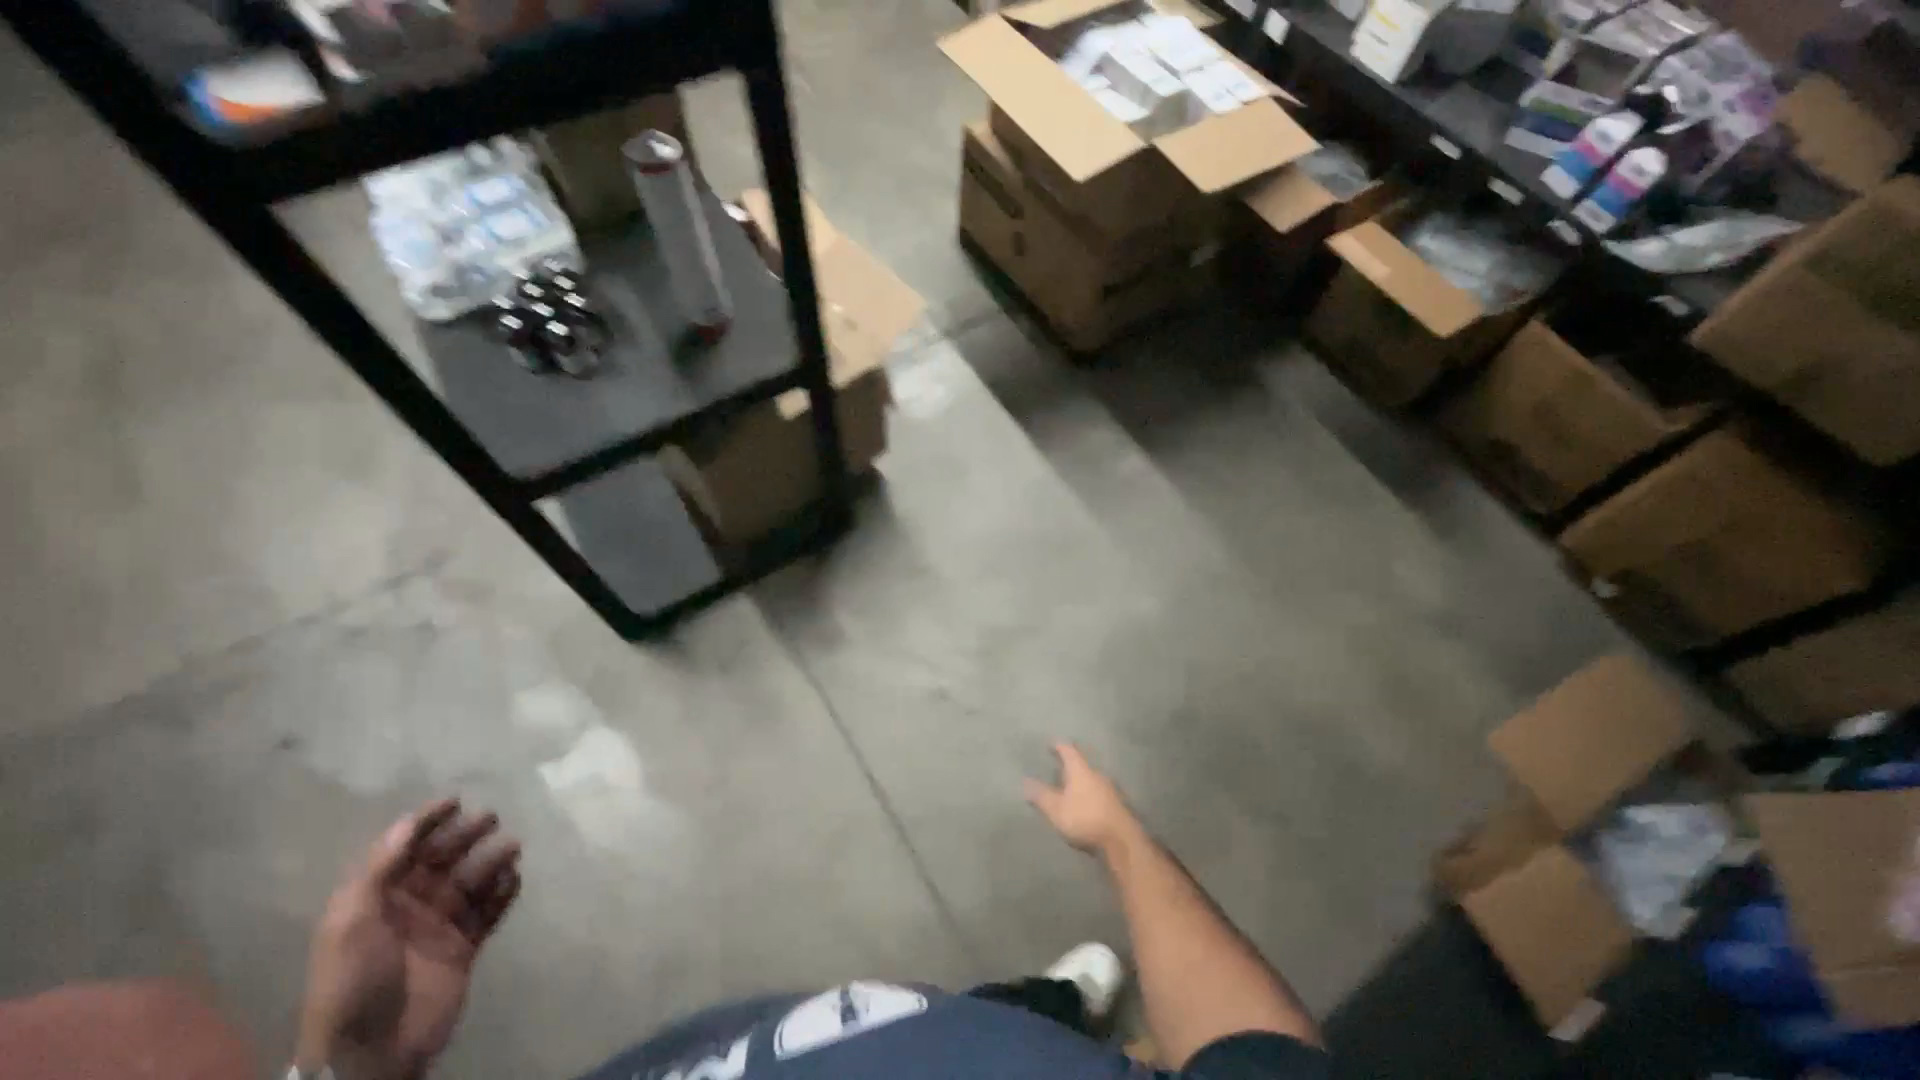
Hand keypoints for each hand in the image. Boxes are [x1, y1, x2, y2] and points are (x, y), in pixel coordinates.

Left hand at [296, 799, 520, 1079]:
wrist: (371, 1048)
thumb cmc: (353, 979)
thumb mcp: (351, 920)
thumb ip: (379, 870)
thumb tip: (407, 824)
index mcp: (374, 899)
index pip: (402, 850)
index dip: (425, 822)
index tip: (455, 800)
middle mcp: (407, 907)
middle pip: (441, 861)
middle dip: (464, 836)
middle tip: (491, 819)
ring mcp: (437, 929)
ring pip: (469, 883)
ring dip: (489, 861)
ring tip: (512, 847)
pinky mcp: (463, 949)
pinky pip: (487, 913)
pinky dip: (502, 894)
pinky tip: (514, 878)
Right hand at [1024, 742, 1140, 854]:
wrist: (1121, 839)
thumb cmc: (1085, 818)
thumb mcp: (1056, 809)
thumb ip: (1041, 795)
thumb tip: (1025, 780)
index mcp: (1081, 771)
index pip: (1069, 751)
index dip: (1059, 746)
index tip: (1051, 743)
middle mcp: (1096, 774)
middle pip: (1081, 764)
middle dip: (1070, 765)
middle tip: (1058, 765)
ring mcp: (1109, 788)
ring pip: (1091, 778)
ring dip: (1080, 780)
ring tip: (1069, 785)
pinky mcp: (1116, 803)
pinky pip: (1098, 791)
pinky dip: (1089, 792)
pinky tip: (1084, 801)